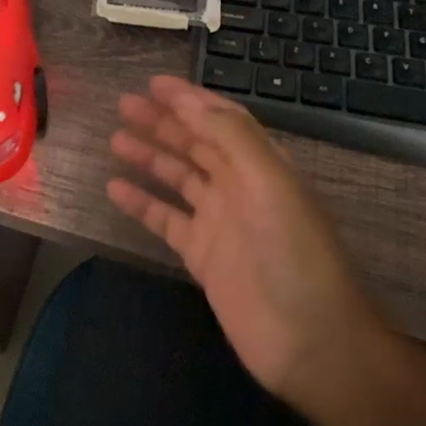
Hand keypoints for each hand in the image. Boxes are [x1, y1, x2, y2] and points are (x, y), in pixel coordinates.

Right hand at [107, 75, 383, 406]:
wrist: (311, 342)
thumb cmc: (295, 254)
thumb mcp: (269, 184)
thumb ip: (230, 137)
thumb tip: (187, 98)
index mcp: (262, 165)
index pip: (221, 119)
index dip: (188, 99)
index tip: (153, 83)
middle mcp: (240, 187)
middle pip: (195, 144)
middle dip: (162, 122)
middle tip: (122, 105)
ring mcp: (220, 222)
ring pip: (179, 178)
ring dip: (149, 156)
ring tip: (115, 139)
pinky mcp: (203, 257)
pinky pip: (166, 220)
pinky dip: (142, 203)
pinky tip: (115, 189)